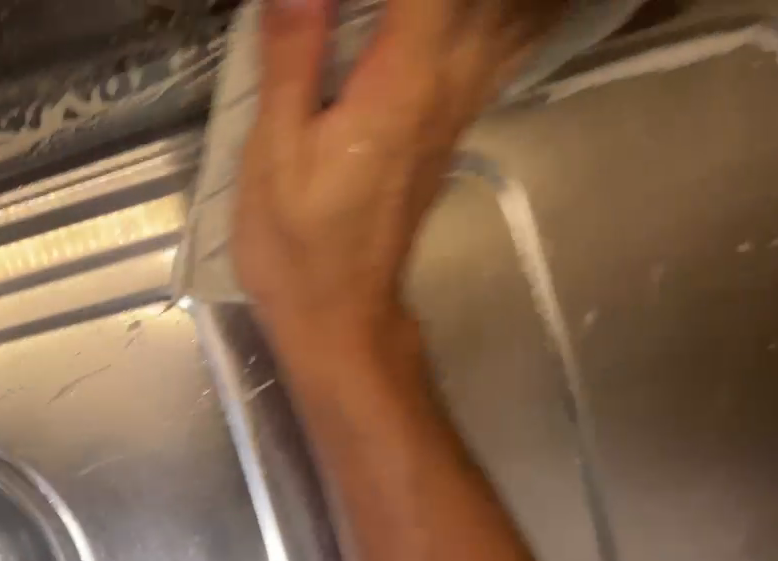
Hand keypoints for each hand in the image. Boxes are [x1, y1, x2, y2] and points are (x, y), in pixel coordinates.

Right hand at [234, 0, 559, 370]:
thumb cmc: (295, 244)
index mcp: (402, 76)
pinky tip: (443, 27)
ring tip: (384, 26)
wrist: (337, 312)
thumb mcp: (273, 155)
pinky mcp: (456, 122)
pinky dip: (482, 19)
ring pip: (504, 12)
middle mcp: (452, 75)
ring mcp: (463, 100)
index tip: (325, 1)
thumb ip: (291, 60)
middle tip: (340, 13)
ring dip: (448, 11)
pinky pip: (502, 37)